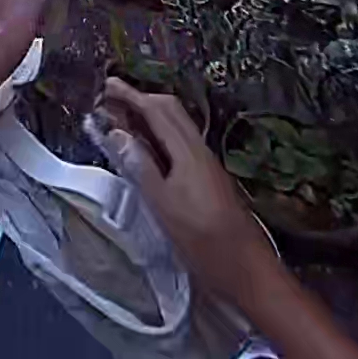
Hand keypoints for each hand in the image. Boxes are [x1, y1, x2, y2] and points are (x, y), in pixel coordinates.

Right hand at [97, 77, 283, 303]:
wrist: (251, 273)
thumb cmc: (204, 241)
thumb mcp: (164, 205)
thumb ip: (140, 166)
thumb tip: (116, 132)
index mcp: (187, 151)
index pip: (156, 110)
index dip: (130, 95)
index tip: (107, 85)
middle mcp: (198, 148)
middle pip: (169, 109)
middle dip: (140, 99)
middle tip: (112, 102)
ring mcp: (205, 161)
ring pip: (175, 123)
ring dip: (149, 115)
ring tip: (122, 121)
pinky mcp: (207, 175)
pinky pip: (179, 139)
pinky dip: (158, 132)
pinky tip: (146, 148)